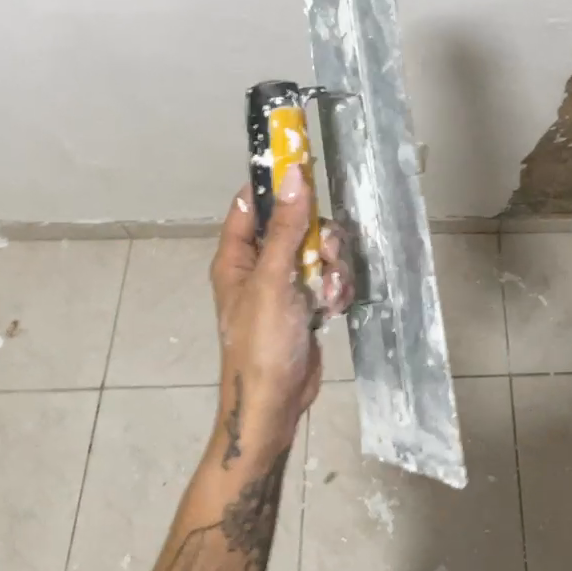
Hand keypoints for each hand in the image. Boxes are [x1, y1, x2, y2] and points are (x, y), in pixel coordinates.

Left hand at [208, 166, 352, 464]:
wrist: (276, 405)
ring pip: (318, 251)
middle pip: (296, 224)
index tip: (306, 165)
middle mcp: (259, 265)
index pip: (252, 202)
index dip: (277, 182)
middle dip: (318, 238)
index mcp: (236, 256)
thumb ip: (284, 227)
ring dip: (331, 269)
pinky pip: (328, 278)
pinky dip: (335, 289)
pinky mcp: (306, 303)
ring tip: (327, 294)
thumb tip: (292, 174)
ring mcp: (285, 285)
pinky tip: (332, 309)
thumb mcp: (273, 281)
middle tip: (322, 255)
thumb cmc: (262, 343)